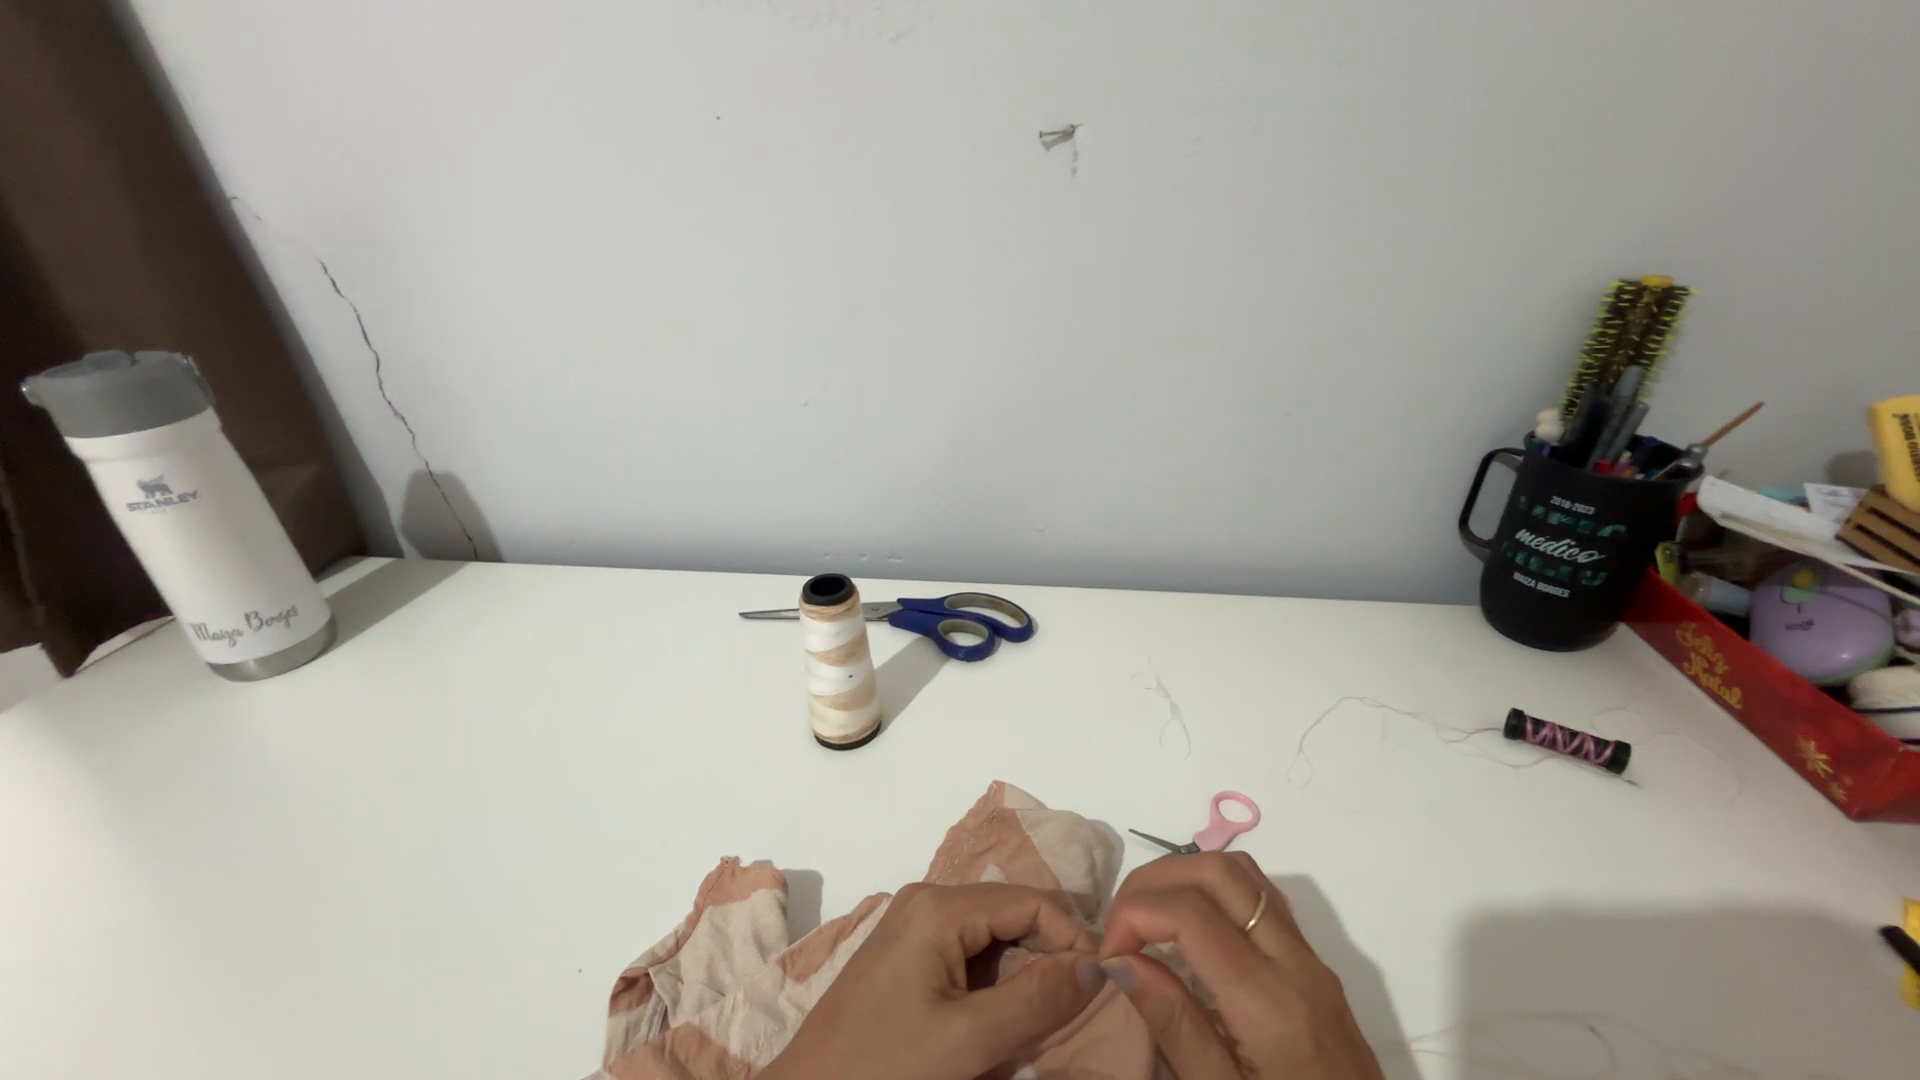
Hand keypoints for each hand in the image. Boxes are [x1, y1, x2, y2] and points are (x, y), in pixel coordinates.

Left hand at [762, 882, 1107, 1079]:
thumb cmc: (885, 1065)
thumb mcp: (968, 1039)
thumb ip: (1036, 999)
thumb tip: (1096, 964)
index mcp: (940, 907)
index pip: (1029, 901)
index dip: (1072, 936)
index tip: (1104, 982)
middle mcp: (927, 901)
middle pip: (1010, 913)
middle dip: (1049, 953)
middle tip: (1081, 1002)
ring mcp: (913, 926)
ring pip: (992, 935)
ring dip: (1024, 971)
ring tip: (1046, 1015)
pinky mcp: (906, 954)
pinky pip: (968, 953)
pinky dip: (995, 981)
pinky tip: (1005, 1016)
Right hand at [1100, 853, 1384, 1079]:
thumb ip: (1175, 1026)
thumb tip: (1120, 960)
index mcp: (1272, 1004)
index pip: (1191, 913)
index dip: (1134, 915)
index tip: (1108, 955)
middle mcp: (1297, 962)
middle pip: (1218, 871)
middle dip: (1154, 881)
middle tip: (1120, 927)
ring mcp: (1310, 957)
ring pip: (1242, 872)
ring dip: (1183, 876)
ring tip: (1147, 920)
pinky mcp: (1312, 962)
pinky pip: (1259, 894)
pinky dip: (1212, 889)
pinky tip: (1189, 927)